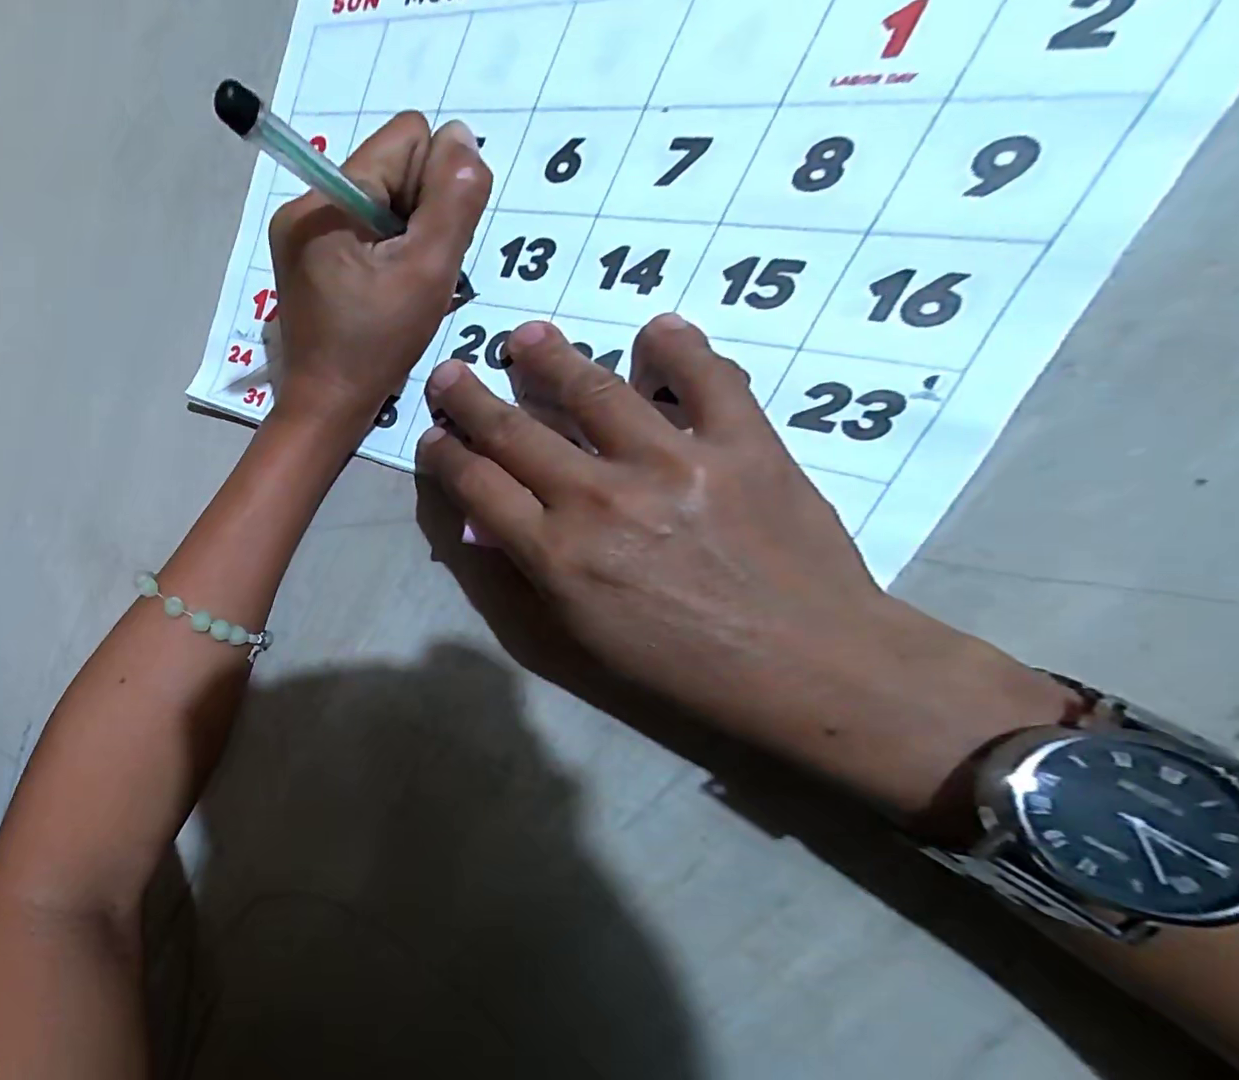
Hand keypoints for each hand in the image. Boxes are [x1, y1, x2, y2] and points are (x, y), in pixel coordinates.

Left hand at [266, 112, 489, 431]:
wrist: (327, 404)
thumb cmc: (376, 345)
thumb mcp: (427, 271)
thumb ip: (453, 197)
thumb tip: (460, 136)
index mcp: (325, 200)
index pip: (406, 138)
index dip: (434, 185)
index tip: (424, 245)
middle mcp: (304, 205)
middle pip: (392, 167)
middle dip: (419, 212)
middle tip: (414, 271)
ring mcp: (300, 233)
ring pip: (382, 199)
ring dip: (406, 236)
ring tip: (400, 285)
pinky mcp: (306, 257)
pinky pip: (363, 227)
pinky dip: (386, 252)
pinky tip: (385, 289)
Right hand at [415, 314, 1077, 822]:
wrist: (805, 667)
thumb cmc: (675, 663)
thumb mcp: (575, 635)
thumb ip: (524, 572)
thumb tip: (487, 520)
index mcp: (555, 553)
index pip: (476, 485)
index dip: (445, 454)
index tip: (432, 435)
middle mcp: (599, 499)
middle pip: (514, 431)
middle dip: (470, 398)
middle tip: (450, 371)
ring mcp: (672, 464)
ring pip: (593, 391)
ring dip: (549, 358)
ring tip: (526, 335)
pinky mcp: (742, 445)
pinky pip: (707, 379)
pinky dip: (680, 348)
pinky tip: (656, 331)